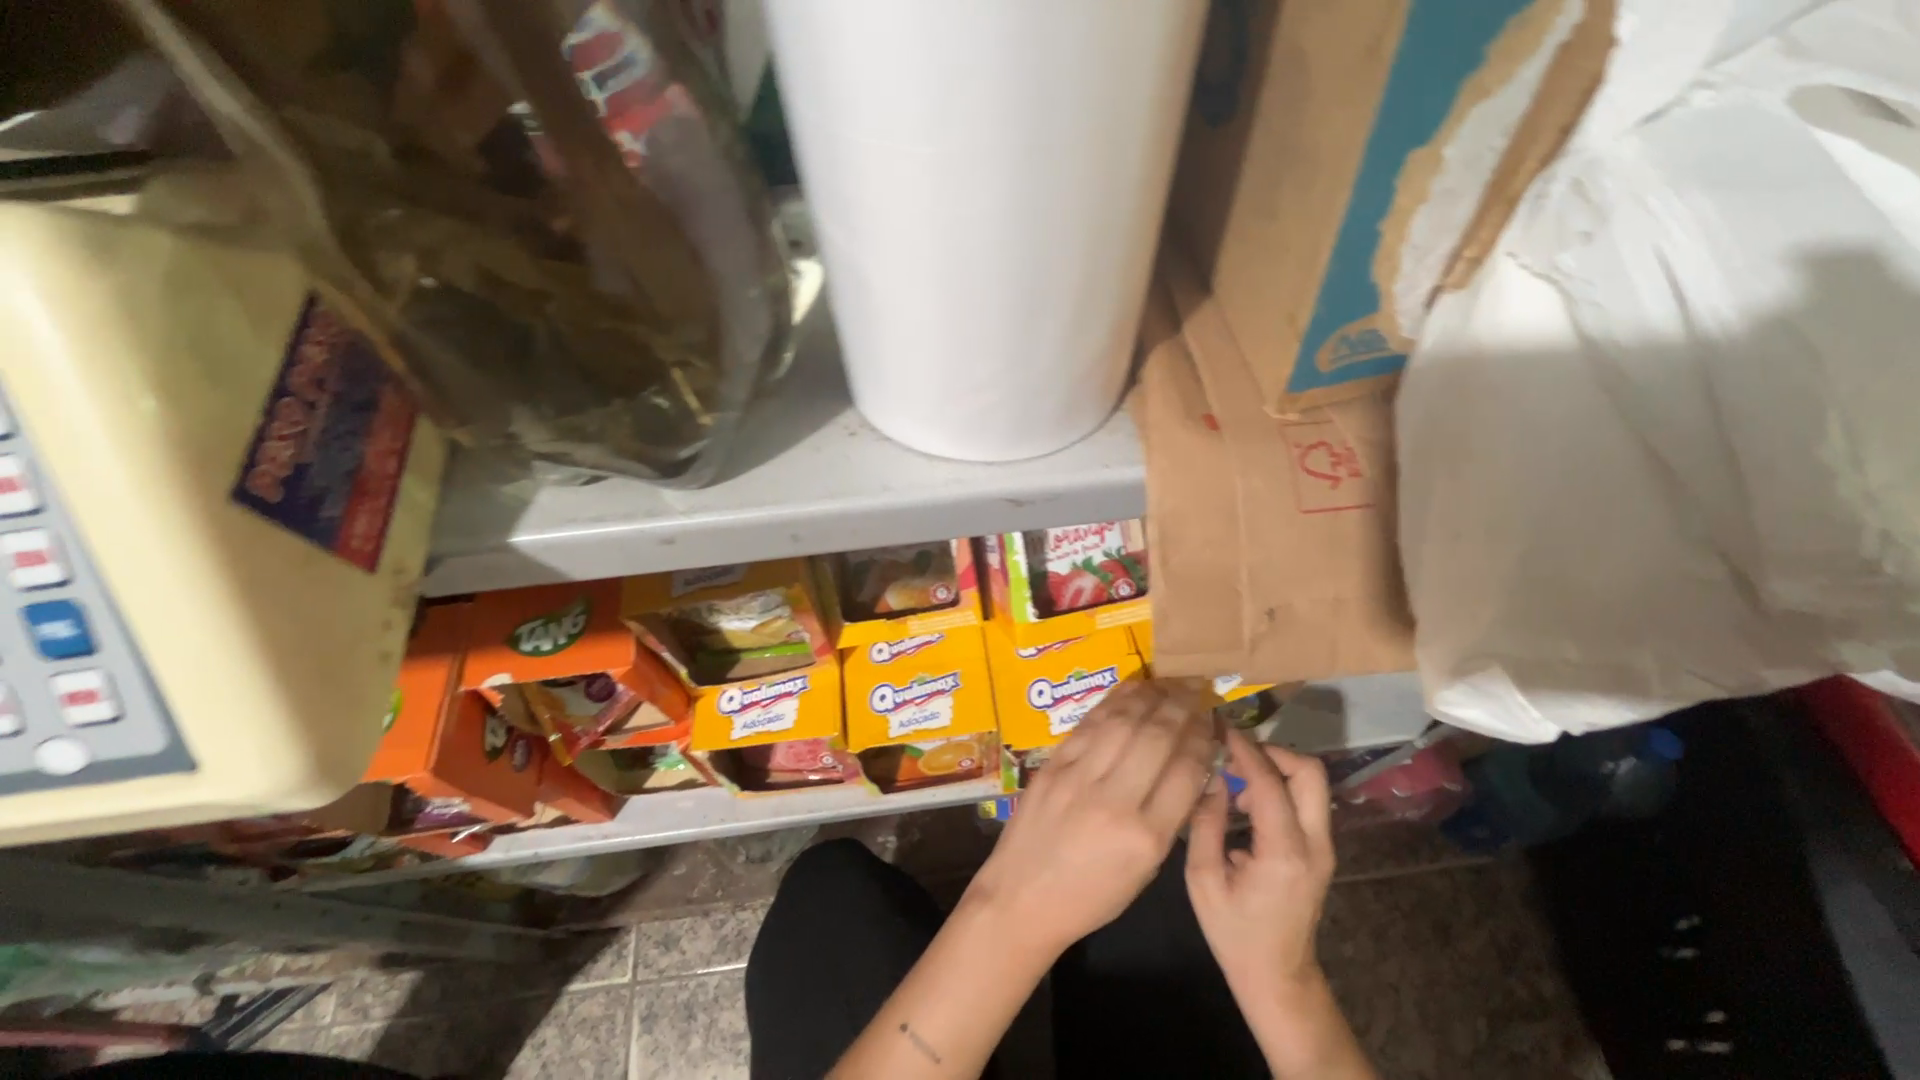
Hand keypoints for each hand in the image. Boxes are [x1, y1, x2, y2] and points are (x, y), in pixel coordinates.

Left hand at [962, 679, 1214, 956]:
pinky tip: (1133, 690)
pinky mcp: (1053, 765)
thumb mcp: (1145, 870)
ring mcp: (1078, 778)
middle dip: (1183, 707)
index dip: (1204, 737)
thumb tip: (1193, 767)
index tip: (1213, 720)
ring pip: (1123, 722)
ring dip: (1152, 695)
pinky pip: (1090, 724)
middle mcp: (1114, 801)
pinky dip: (1115, 702)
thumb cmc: (1091, 896)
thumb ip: (1171, 818)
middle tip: (1198, 689)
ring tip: (1171, 683)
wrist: (1021, 898)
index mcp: (1146, 836)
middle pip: (1157, 737)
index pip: (1187, 770)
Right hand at [1185, 728, 1335, 1000]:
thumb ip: (1205, 823)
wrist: (1277, 975)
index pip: (1270, 781)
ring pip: (1312, 783)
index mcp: (1283, 852)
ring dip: (1275, 769)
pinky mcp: (1321, 851)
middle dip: (1271, 751)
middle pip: (1309, 771)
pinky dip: (1279, 788)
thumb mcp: (1203, 880)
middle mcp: (1314, 844)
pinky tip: (1246, 805)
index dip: (1244, 749)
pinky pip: (1306, 802)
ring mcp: (1324, 847)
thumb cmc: (1234, 932)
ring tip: (1235, 784)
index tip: (1218, 729)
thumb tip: (1208, 779)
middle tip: (1234, 754)